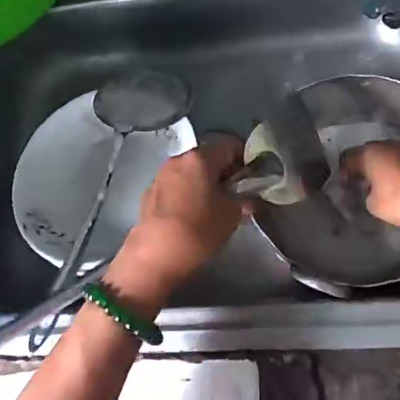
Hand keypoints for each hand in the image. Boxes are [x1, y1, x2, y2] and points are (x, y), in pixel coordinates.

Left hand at [106, 135, 246, 307]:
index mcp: (200, 158)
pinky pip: (176, 184)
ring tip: (213, 205)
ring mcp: (161, 175)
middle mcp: (178, 159)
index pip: (230, 143)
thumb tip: (250, 197)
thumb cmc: (199, 229)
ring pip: (191, 170)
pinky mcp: (149, 192)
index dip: (244, 157)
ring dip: (205, 181)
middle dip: (224, 170)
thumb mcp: (232, 214)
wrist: (155, 257)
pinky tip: (192, 214)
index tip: (250, 178)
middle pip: (208, 155)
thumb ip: (244, 199)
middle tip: (235, 193)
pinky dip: (188, 191)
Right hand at [341, 141, 399, 229]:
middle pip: (366, 155)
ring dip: (379, 170)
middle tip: (358, 188)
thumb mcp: (374, 205)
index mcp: (370, 152)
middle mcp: (387, 145)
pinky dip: (395, 173)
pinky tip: (396, 188)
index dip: (341, 174)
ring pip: (385, 158)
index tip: (343, 189)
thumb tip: (370, 193)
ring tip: (377, 189)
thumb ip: (365, 196)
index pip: (346, 158)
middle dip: (361, 170)